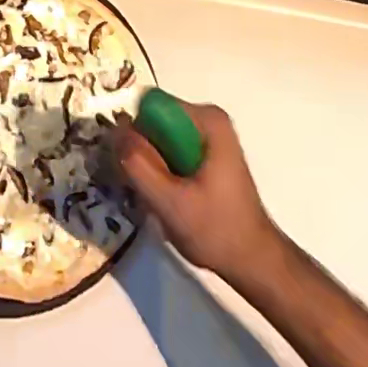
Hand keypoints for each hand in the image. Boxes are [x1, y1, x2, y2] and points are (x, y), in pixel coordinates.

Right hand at [113, 99, 279, 278]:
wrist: (252, 260)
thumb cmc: (216, 230)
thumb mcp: (170, 202)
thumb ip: (139, 165)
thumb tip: (114, 131)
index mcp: (206, 119)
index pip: (150, 106)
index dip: (134, 133)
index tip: (129, 166)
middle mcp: (206, 119)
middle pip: (153, 122)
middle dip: (141, 152)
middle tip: (140, 187)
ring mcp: (206, 136)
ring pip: (158, 139)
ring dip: (148, 166)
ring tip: (154, 198)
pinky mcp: (203, 154)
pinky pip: (168, 151)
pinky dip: (160, 172)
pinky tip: (165, 198)